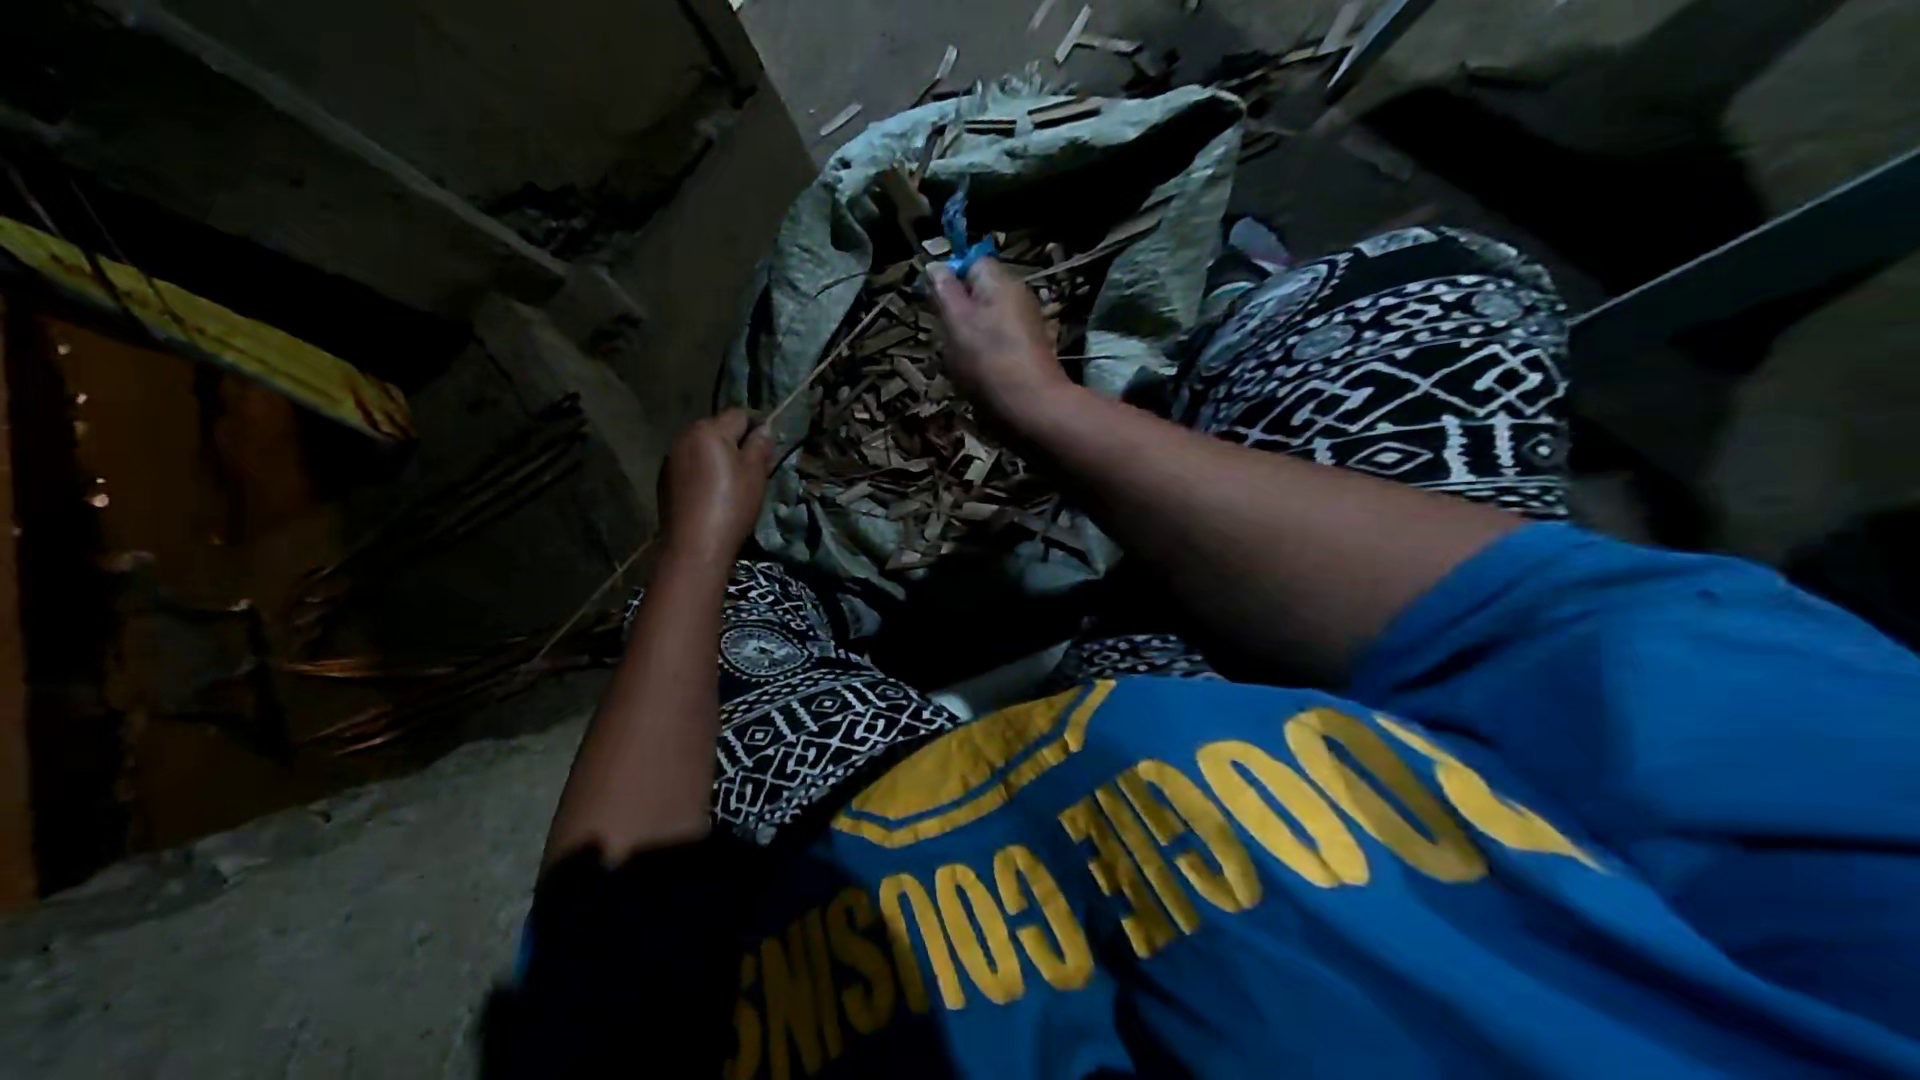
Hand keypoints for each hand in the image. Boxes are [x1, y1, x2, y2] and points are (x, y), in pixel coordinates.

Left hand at [659, 409, 774, 558]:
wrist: (694, 546)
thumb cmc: (731, 506)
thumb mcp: (755, 474)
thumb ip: (760, 446)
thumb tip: (764, 429)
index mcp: (708, 430)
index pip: (739, 414)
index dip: (758, 424)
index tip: (769, 444)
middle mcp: (685, 436)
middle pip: (717, 427)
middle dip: (736, 439)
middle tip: (754, 465)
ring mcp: (671, 457)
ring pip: (702, 445)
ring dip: (718, 454)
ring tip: (732, 479)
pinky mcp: (665, 478)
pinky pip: (689, 463)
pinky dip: (703, 468)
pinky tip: (711, 491)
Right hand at [928, 260, 1073, 424]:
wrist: (1033, 407)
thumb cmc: (990, 360)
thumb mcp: (957, 321)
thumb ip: (944, 291)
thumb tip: (936, 266)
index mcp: (1001, 282)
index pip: (972, 262)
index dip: (950, 279)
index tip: (936, 305)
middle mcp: (1018, 297)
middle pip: (977, 295)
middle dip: (956, 314)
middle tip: (946, 337)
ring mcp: (1025, 326)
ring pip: (984, 323)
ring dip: (966, 340)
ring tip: (960, 361)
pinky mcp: (1027, 352)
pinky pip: (996, 345)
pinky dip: (982, 357)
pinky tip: (976, 376)